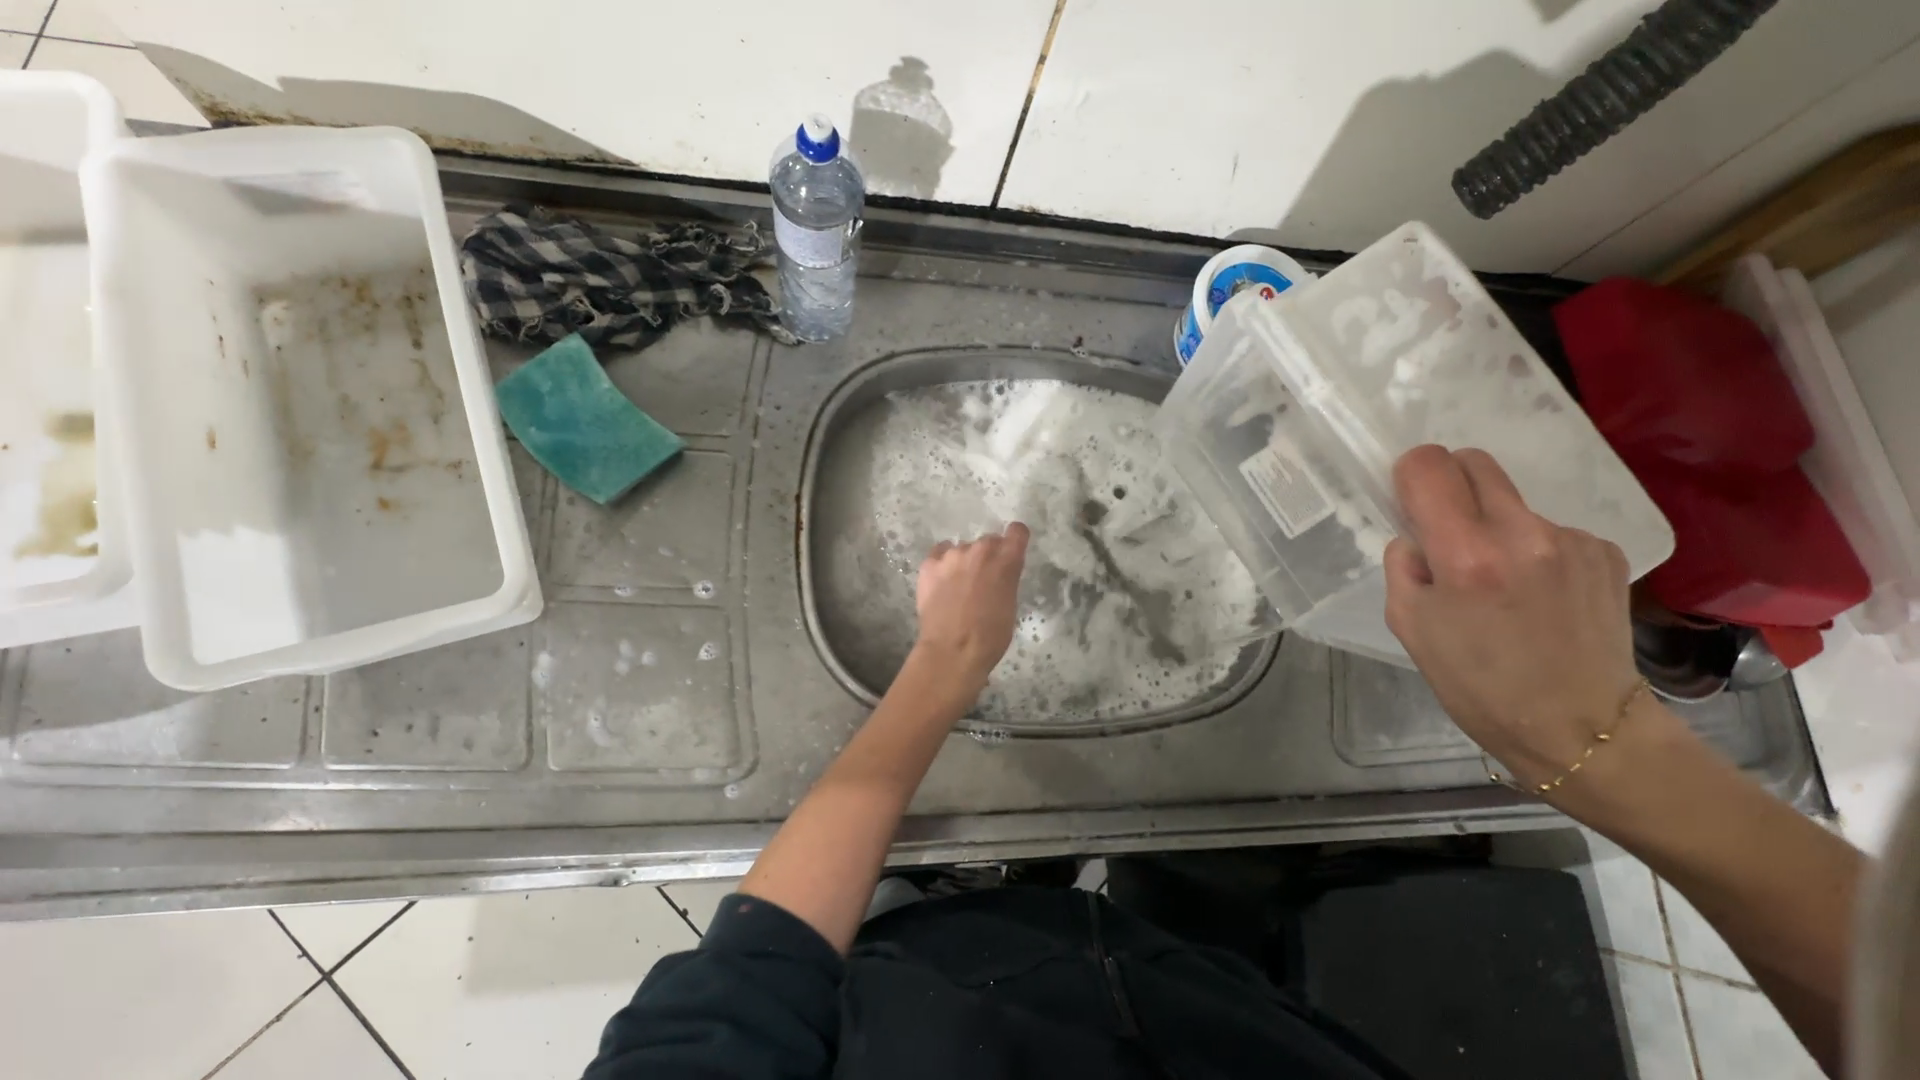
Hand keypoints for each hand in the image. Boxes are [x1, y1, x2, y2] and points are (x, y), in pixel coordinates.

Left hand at [913, 523, 1030, 686]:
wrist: (953, 650)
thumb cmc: (991, 636)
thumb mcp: (1010, 604)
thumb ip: (1006, 579)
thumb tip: (998, 574)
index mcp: (1006, 560)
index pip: (1017, 532)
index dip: (1014, 539)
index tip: (1010, 549)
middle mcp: (980, 550)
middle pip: (988, 541)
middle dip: (987, 557)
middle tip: (981, 580)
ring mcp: (952, 555)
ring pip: (962, 549)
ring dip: (963, 562)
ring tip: (957, 586)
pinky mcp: (929, 564)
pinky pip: (939, 554)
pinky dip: (942, 565)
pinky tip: (941, 583)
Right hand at [1383, 446, 1646, 789]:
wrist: (1581, 729)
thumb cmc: (1479, 687)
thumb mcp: (1410, 628)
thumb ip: (1404, 568)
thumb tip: (1418, 538)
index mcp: (1465, 555)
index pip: (1429, 467)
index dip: (1411, 474)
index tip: (1410, 501)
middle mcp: (1522, 534)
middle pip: (1475, 462)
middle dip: (1451, 483)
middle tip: (1448, 530)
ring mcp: (1571, 540)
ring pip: (1513, 502)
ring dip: (1495, 526)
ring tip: (1503, 583)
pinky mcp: (1605, 552)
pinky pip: (1551, 530)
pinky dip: (1534, 551)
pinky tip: (1539, 595)